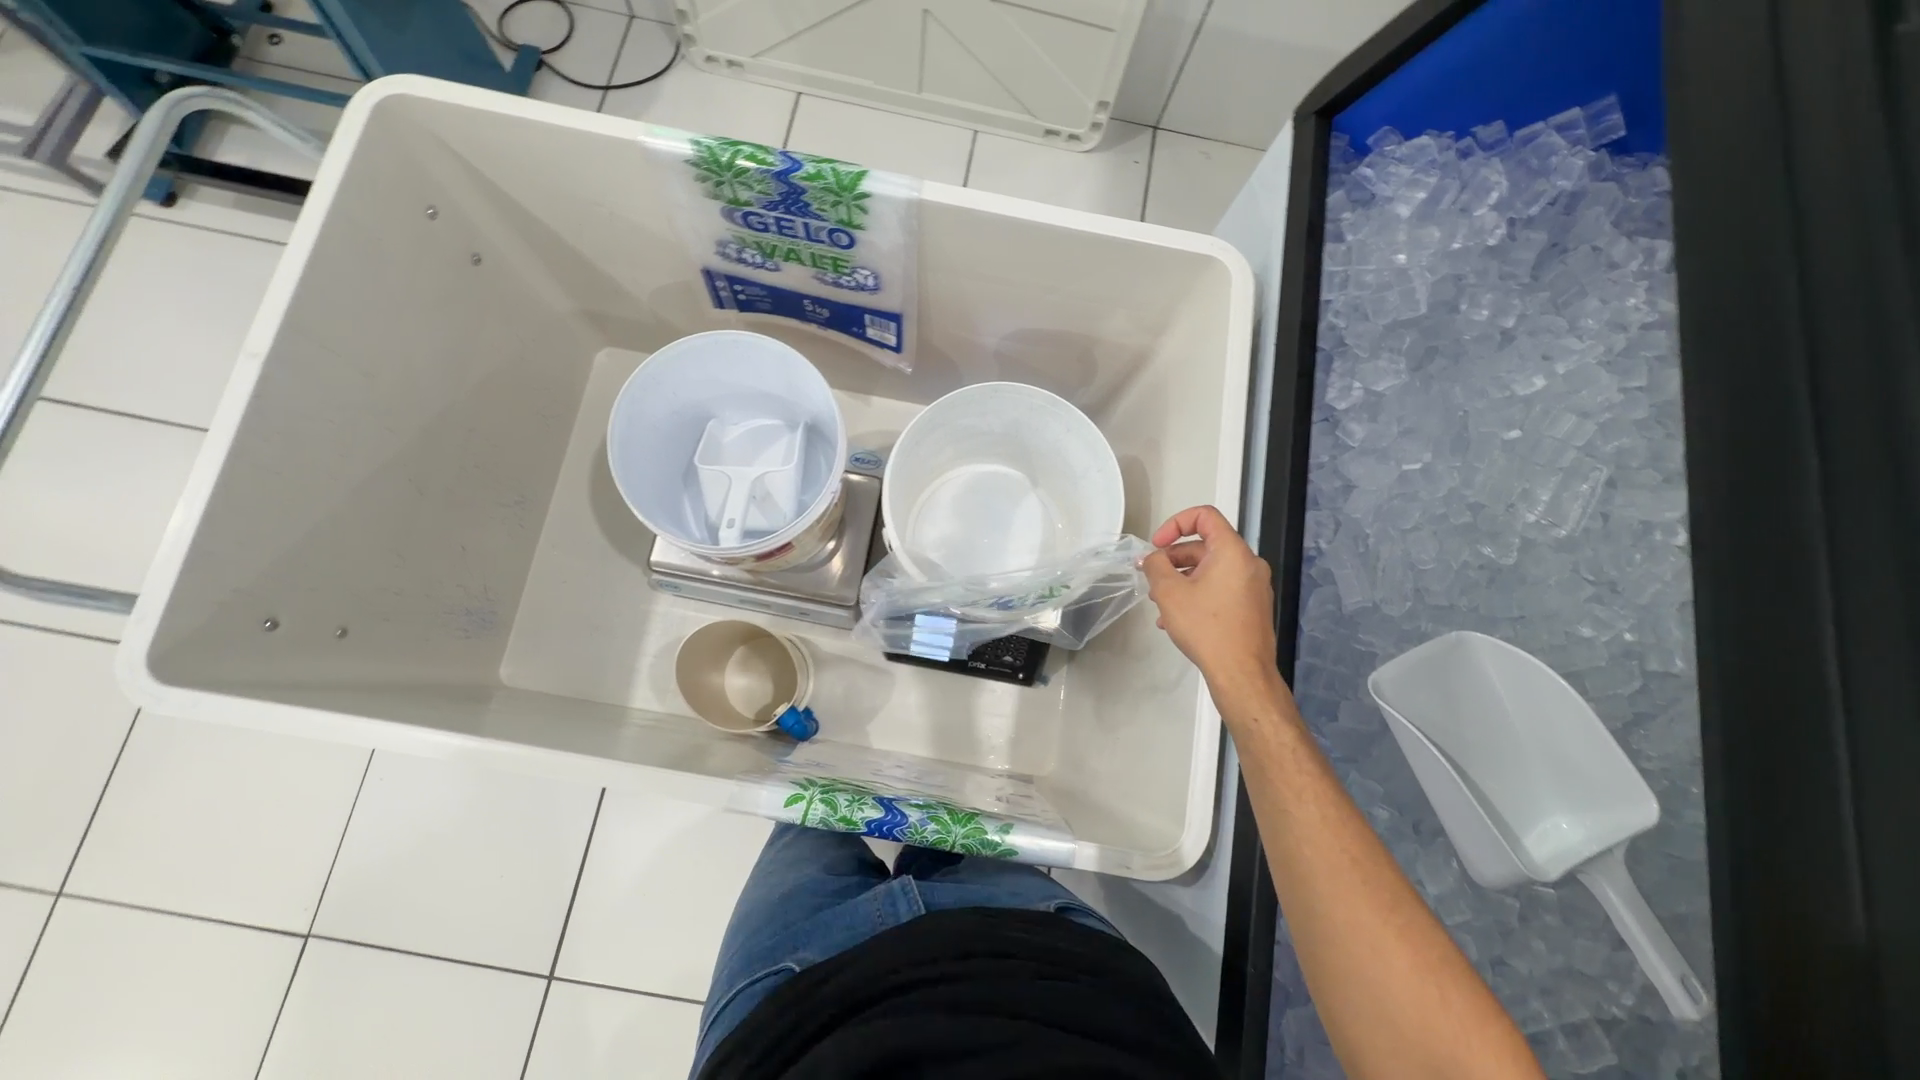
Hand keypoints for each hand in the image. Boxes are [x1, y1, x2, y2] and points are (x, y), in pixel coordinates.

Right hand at [1142, 506, 1281, 700]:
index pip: (1204, 516)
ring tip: (1160, 604)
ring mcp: (1254, 587)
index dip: (1175, 523)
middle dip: (1174, 559)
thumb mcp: (1169, 593)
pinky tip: (1178, 619)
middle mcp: (1249, 563)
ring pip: (1212, 570)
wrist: (1241, 673)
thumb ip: (1156, 566)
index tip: (1156, 547)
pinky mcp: (1253, 608)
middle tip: (1151, 579)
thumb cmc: (1206, 627)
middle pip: (1206, 546)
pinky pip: (1221, 589)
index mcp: (1232, 551)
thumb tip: (1152, 558)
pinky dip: (1199, 594)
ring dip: (1183, 580)